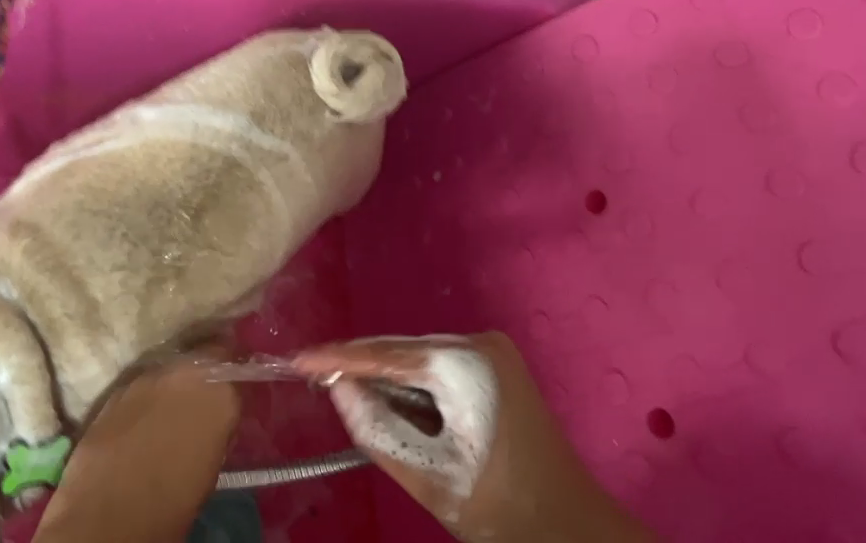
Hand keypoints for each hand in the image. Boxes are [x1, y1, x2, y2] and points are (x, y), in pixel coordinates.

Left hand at [34, 355, 238, 542]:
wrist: (107, 517)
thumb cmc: (173, 503)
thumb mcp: (213, 466)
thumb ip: (218, 429)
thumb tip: (214, 422)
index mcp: (221, 394)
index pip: (238, 368)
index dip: (234, 380)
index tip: (231, 393)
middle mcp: (188, 373)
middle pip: (205, 356)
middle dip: (206, 373)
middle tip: (202, 399)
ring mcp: (149, 377)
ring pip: (171, 368)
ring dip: (174, 383)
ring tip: (169, 411)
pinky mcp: (117, 389)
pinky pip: (142, 385)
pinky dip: (146, 397)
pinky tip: (141, 421)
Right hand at [293, 332, 651, 542]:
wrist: (568, 525)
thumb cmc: (499, 507)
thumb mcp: (428, 475)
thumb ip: (377, 428)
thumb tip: (337, 388)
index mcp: (465, 364)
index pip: (387, 354)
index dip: (338, 358)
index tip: (297, 360)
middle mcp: (479, 341)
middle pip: (403, 351)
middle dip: (361, 366)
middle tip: (313, 378)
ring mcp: (491, 349)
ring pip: (420, 358)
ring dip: (386, 376)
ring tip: (345, 391)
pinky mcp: (496, 363)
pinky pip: (439, 366)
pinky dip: (413, 384)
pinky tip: (390, 399)